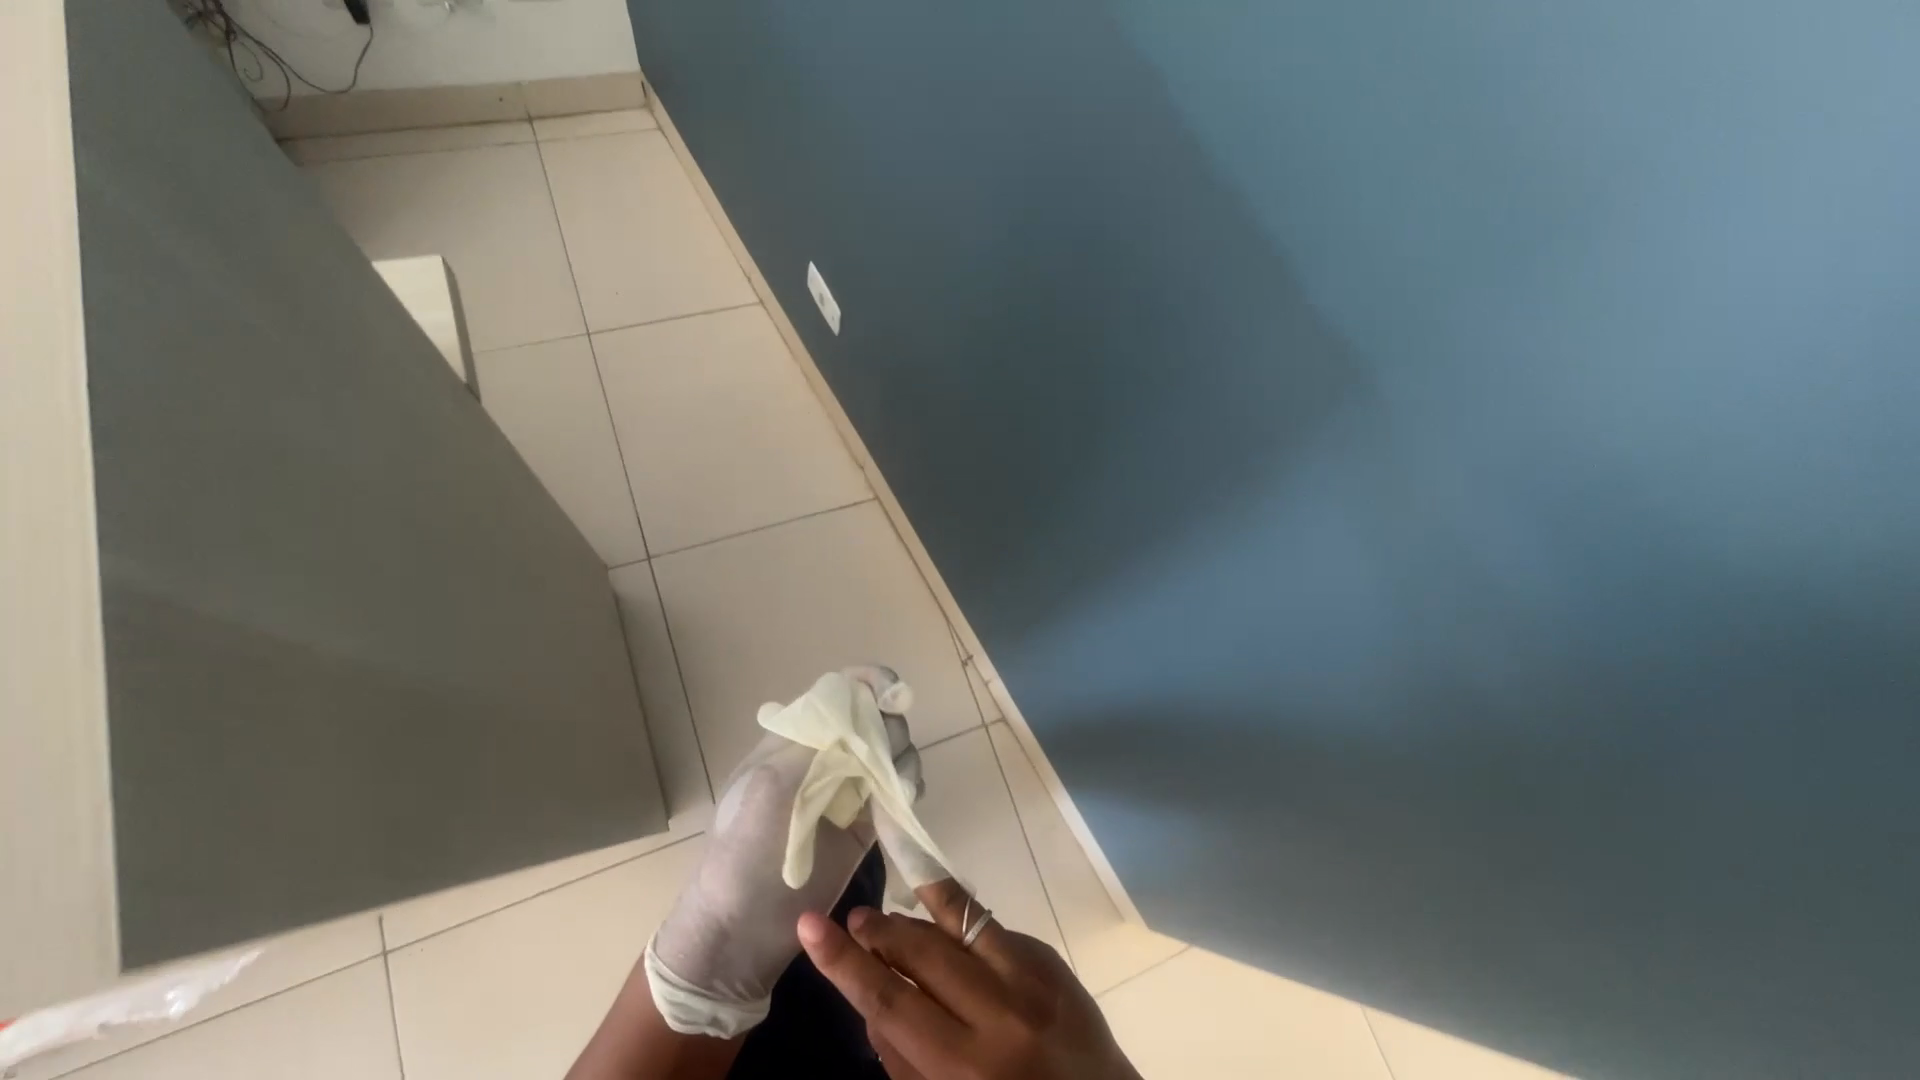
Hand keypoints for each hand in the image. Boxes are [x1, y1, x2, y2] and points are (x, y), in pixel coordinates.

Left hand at [646, 666, 929, 1037]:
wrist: (740, 931)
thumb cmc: (744, 852)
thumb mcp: (770, 786)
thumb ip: (817, 742)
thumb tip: (864, 706)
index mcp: (795, 736)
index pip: (842, 690)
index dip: (873, 683)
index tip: (895, 697)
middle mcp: (825, 755)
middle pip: (876, 717)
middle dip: (891, 728)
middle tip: (888, 760)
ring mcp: (847, 789)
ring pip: (894, 752)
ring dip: (904, 760)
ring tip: (899, 789)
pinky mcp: (866, 823)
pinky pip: (899, 791)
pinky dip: (909, 789)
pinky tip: (905, 803)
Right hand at [798, 879, 1143, 1079]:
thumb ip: (902, 1060)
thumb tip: (872, 997)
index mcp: (965, 1066)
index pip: (888, 999)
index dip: (843, 961)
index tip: (810, 924)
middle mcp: (999, 1013)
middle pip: (921, 949)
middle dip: (879, 929)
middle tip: (855, 920)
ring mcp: (1032, 978)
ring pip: (960, 919)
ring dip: (917, 909)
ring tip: (889, 913)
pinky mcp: (1053, 959)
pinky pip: (993, 929)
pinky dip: (963, 926)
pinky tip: (948, 933)